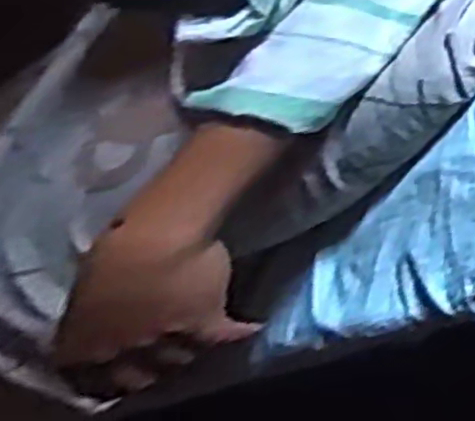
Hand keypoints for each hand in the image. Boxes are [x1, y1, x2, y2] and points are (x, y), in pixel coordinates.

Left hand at [53, 220, 259, 396]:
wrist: (152, 241)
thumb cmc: (113, 257)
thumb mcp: (88, 294)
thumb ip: (96, 313)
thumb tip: (107, 313)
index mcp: (79, 348)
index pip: (91, 375)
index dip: (109, 373)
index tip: (124, 367)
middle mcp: (119, 351)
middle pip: (137, 372)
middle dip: (152, 368)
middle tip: (168, 361)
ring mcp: (162, 337)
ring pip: (178, 357)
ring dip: (191, 353)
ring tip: (207, 347)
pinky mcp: (201, 320)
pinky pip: (220, 334)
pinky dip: (237, 333)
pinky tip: (253, 329)